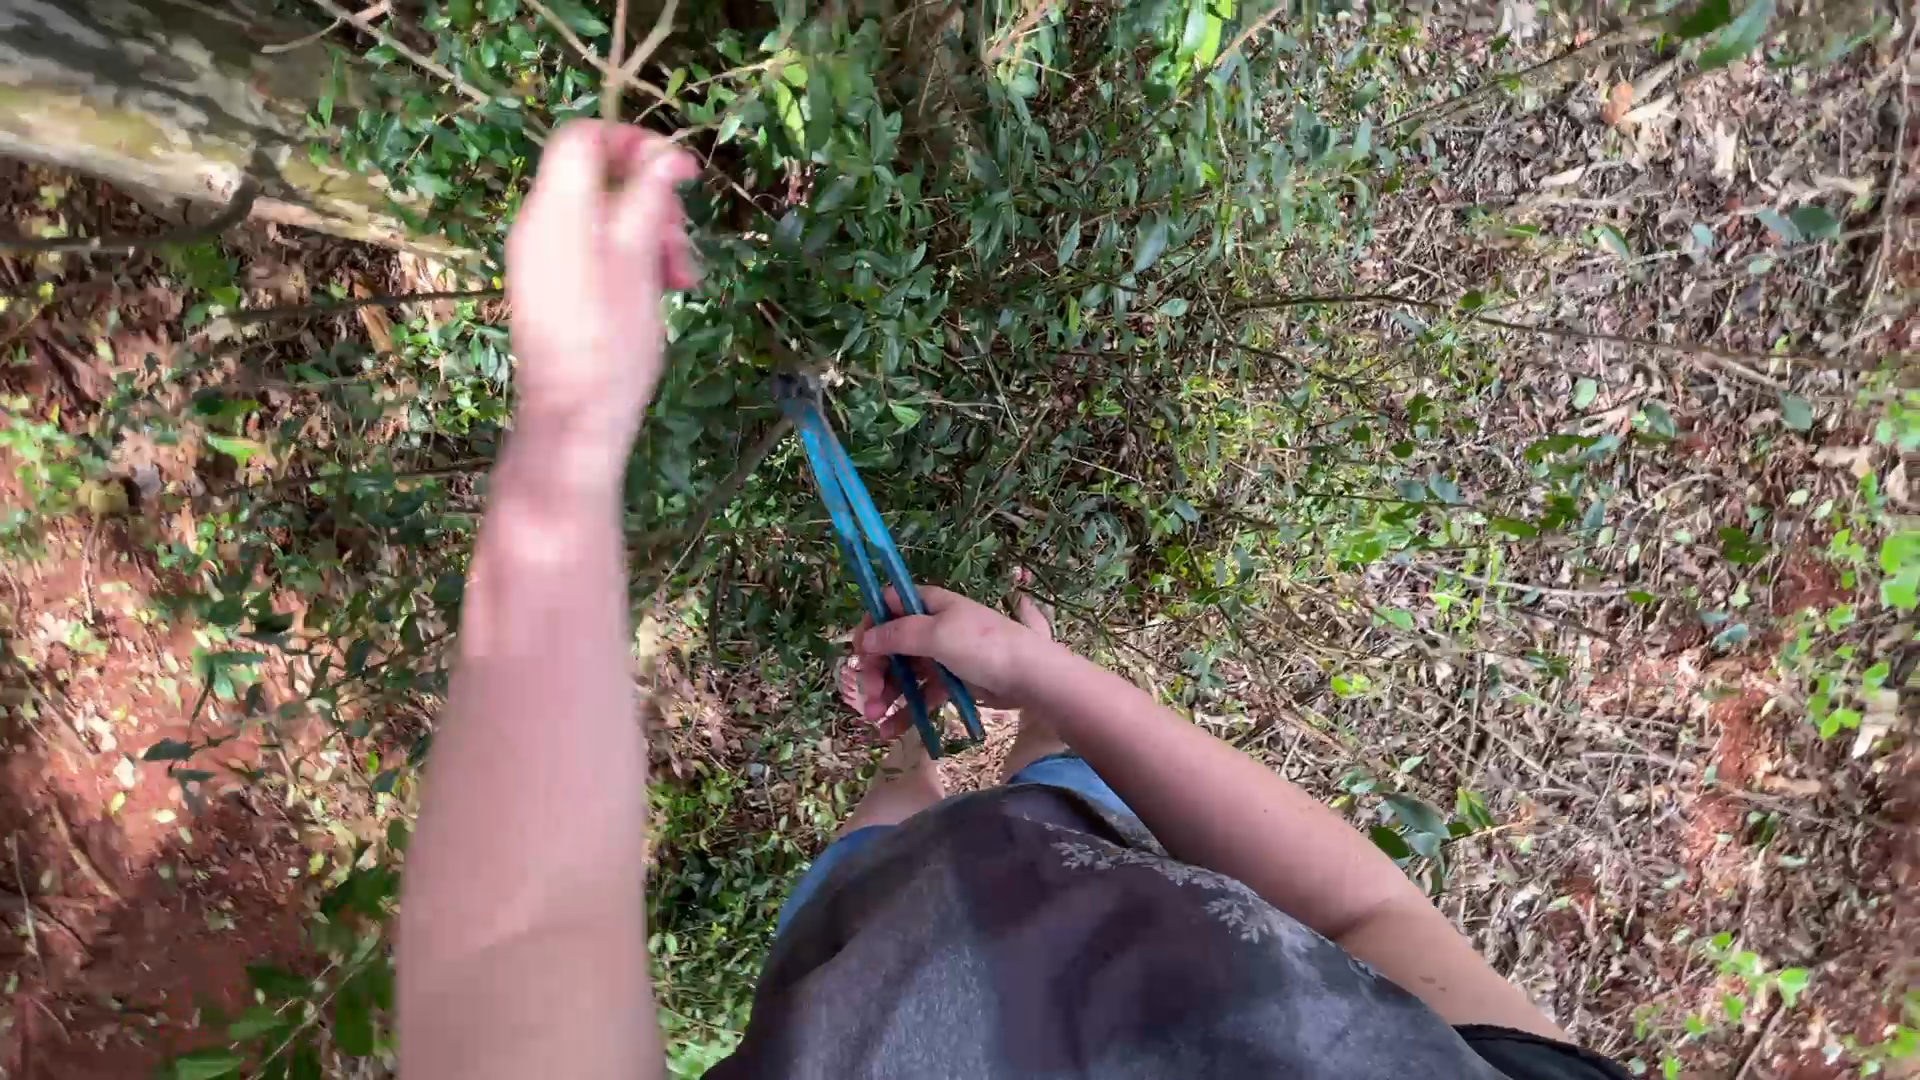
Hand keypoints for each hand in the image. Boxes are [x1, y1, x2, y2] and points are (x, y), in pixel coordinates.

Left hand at [505, 121, 697, 485]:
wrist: (577, 416)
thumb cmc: (612, 344)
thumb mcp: (639, 265)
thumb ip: (647, 202)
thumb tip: (664, 156)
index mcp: (559, 211)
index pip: (586, 139)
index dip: (634, 143)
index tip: (682, 173)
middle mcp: (541, 225)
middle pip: (601, 183)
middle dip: (653, 206)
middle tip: (683, 249)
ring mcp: (544, 259)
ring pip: (604, 222)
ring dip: (649, 240)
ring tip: (680, 281)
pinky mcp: (553, 289)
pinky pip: (594, 254)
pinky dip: (630, 263)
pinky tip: (658, 294)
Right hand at [852, 586, 1057, 728]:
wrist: (1029, 676)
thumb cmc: (982, 646)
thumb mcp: (937, 634)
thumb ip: (898, 634)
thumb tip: (866, 637)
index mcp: (930, 605)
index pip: (888, 606)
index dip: (871, 626)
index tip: (859, 652)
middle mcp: (932, 627)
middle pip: (890, 645)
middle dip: (874, 671)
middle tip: (868, 697)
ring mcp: (940, 656)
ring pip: (902, 673)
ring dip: (885, 695)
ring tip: (875, 719)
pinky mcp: (949, 683)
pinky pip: (919, 695)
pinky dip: (904, 711)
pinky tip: (890, 730)